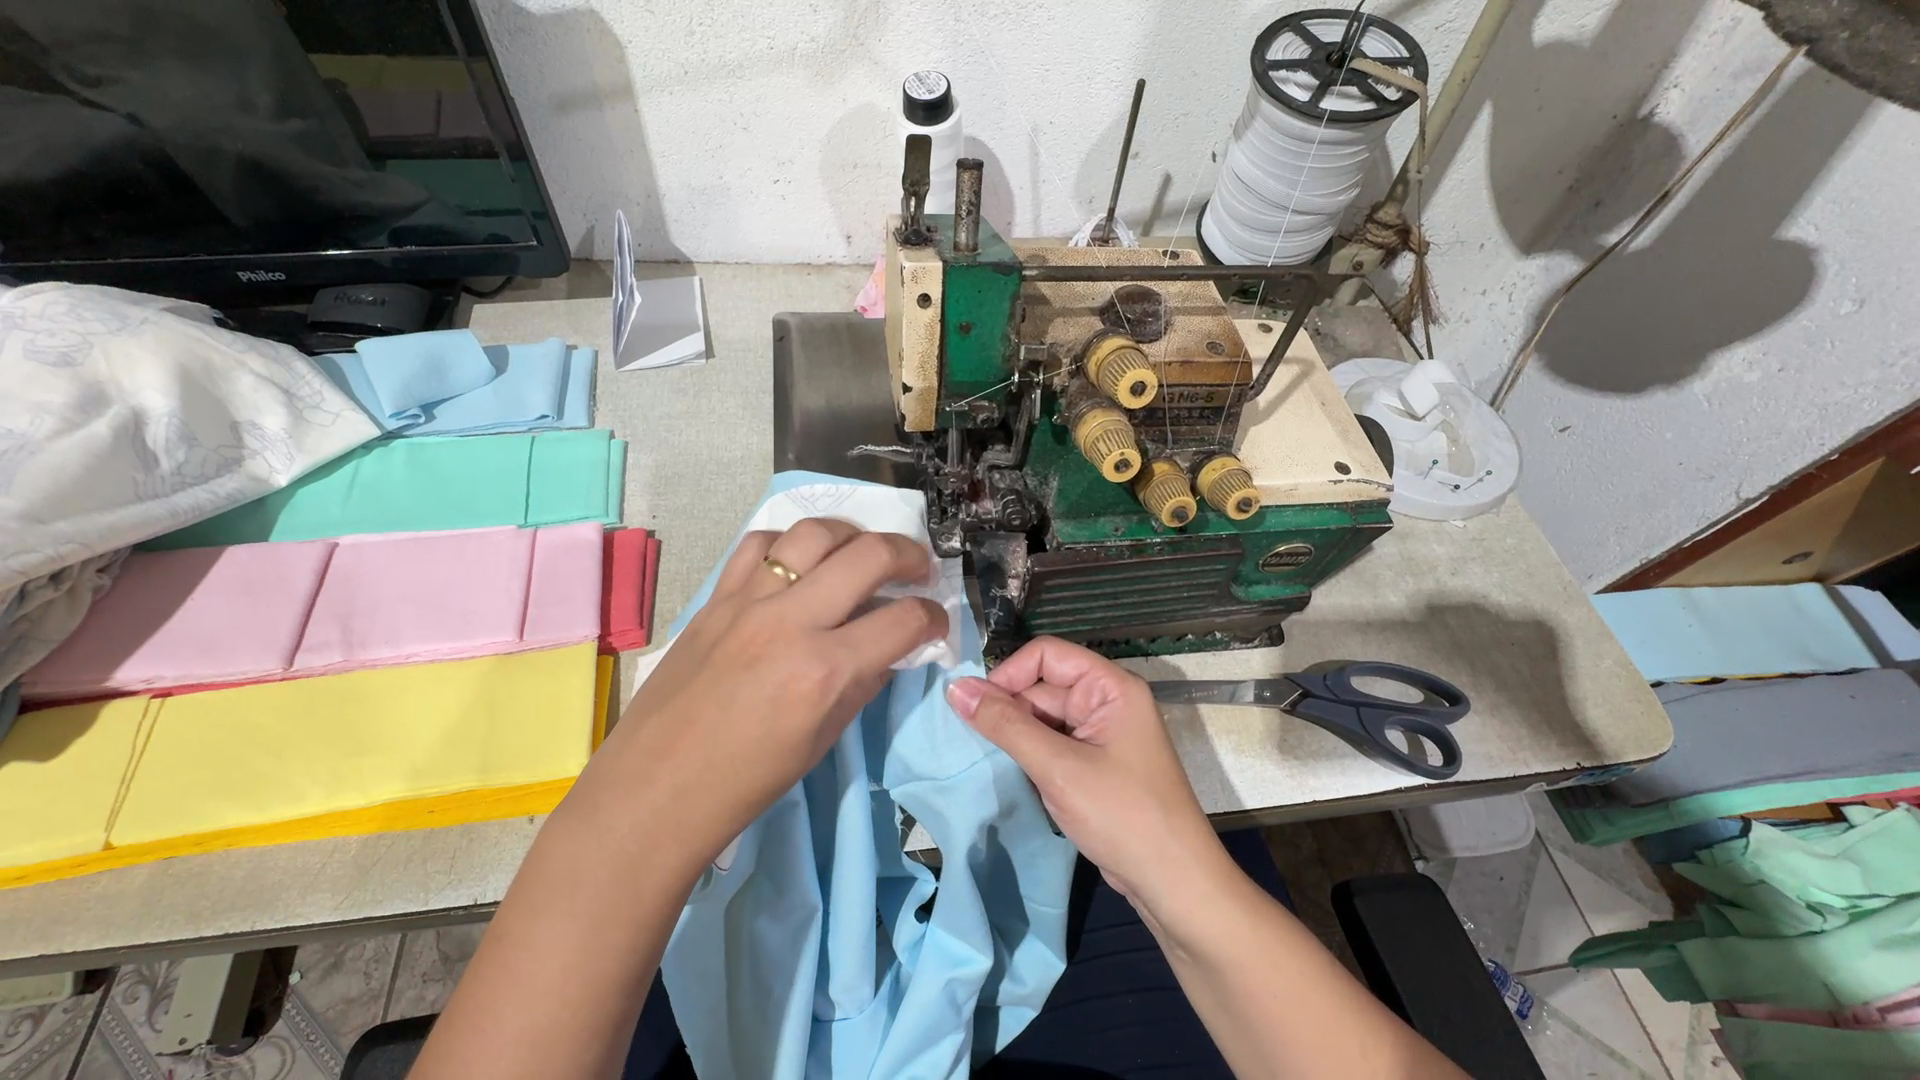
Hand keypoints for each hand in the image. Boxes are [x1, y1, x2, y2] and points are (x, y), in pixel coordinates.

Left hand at [594, 519, 947, 866]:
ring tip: (863, 551)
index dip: (934, 617)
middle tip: (918, 570)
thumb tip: (893, 649)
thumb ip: (864, 683)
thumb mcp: (823, 739)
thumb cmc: (747, 782)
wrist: (657, 788)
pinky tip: (800, 560)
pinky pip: (759, 545)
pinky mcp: (716, 598)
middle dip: (909, 555)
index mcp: (825, 670)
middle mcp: (790, 622)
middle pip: (869, 554)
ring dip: (852, 534)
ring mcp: (748, 602)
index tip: (936, 623)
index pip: (904, 621)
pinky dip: (790, 542)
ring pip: (813, 532)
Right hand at [946, 637, 1225, 908]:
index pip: (1048, 655)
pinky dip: (1029, 753)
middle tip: (974, 740)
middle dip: (1009, 708)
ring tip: (987, 757)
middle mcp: (1108, 702)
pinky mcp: (1095, 765)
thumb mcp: (1058, 767)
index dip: (1009, 674)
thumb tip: (955, 688)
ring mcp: (1102, 735)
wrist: (1172, 882)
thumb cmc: (1122, 815)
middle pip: (1043, 685)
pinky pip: (1053, 743)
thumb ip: (1005, 725)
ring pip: (1044, 717)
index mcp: (1111, 687)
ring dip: (1016, 734)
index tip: (977, 708)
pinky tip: (1010, 773)